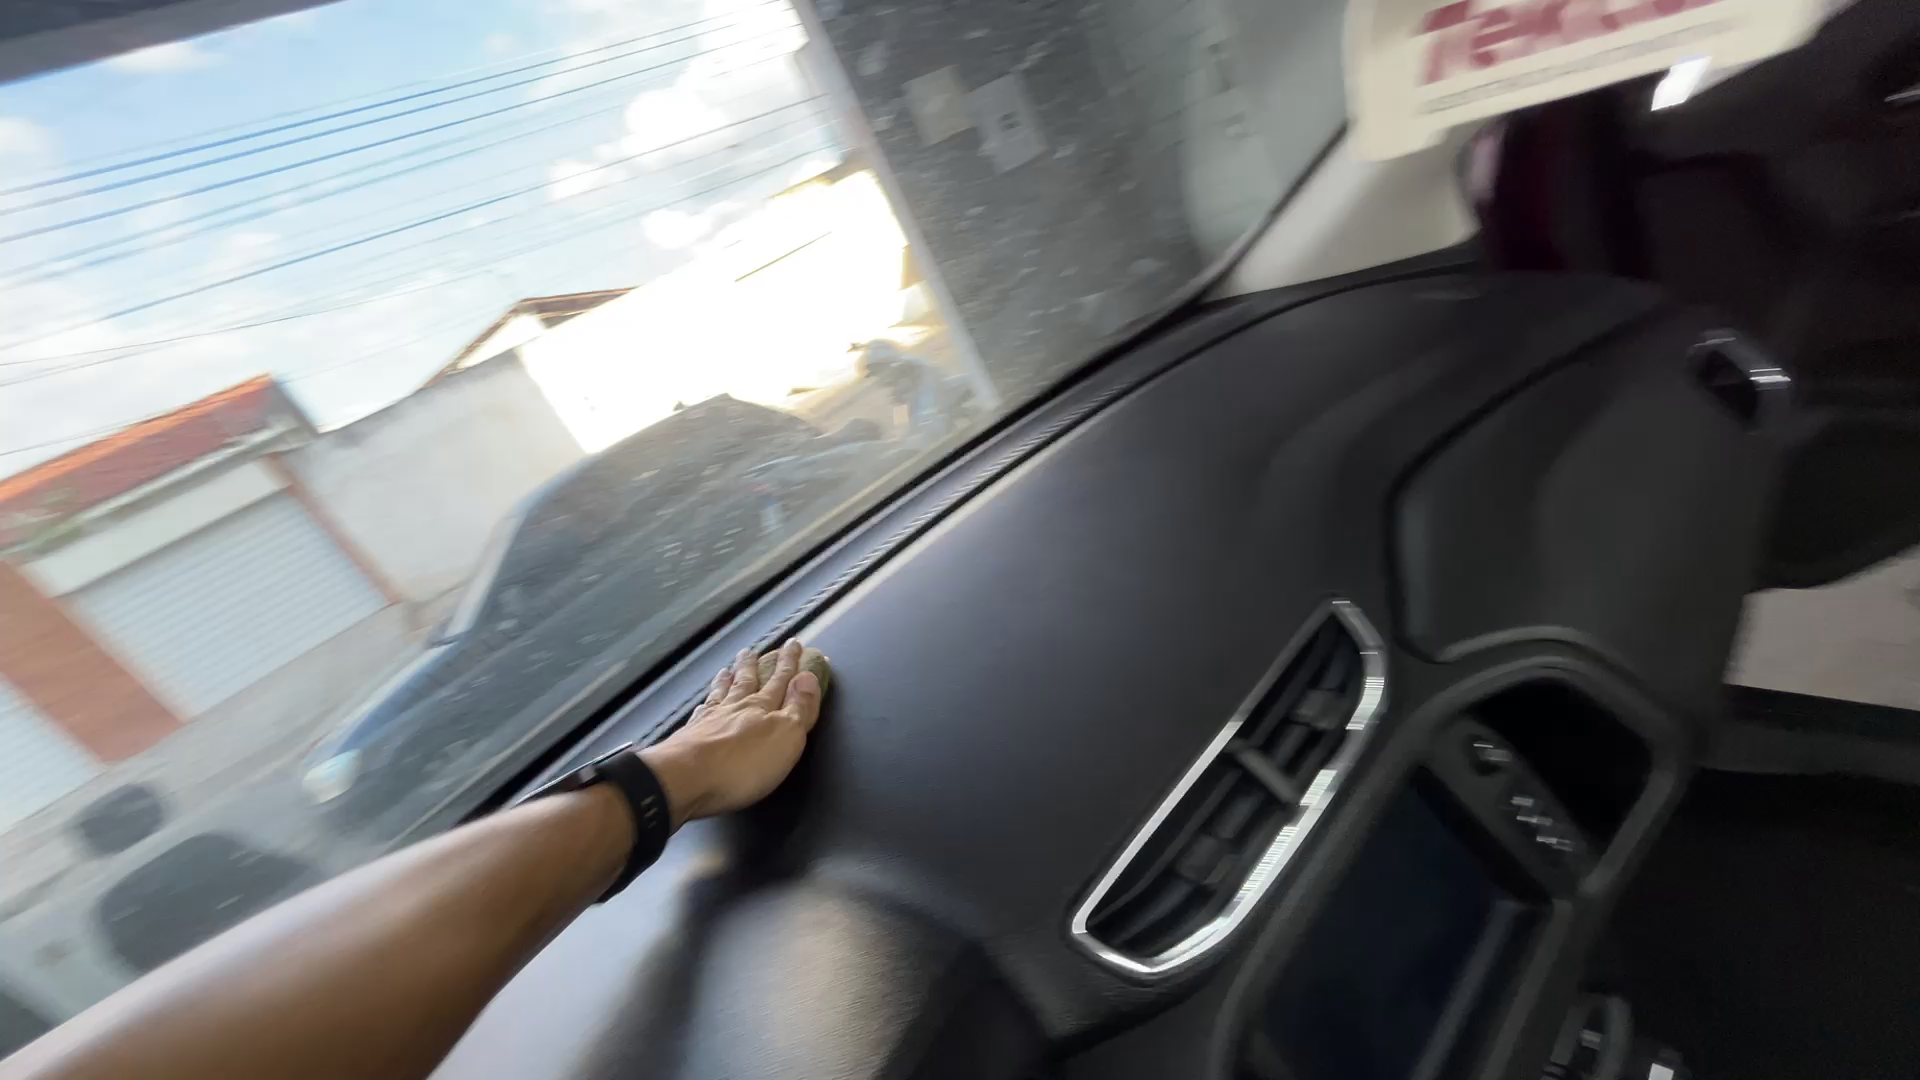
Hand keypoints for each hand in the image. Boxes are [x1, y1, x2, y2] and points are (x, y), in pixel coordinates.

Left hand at [638, 640, 824, 827]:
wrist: (684, 780)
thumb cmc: (742, 764)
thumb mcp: (786, 736)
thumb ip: (800, 707)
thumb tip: (809, 676)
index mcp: (763, 708)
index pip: (781, 680)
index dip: (790, 663)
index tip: (794, 644)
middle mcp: (736, 708)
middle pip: (749, 682)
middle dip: (757, 666)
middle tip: (756, 650)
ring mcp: (710, 721)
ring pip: (724, 693)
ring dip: (730, 679)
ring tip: (730, 668)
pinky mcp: (690, 738)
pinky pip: (702, 711)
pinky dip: (706, 703)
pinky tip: (703, 702)